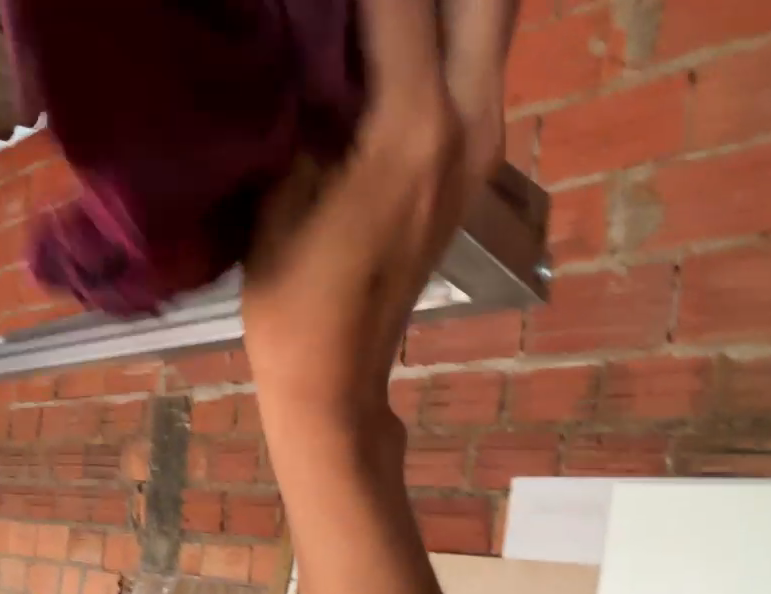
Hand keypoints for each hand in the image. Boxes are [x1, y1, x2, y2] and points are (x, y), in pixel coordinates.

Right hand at [242, 0, 508, 430]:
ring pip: (490, 27)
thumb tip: (317, 41)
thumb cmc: (291, 303)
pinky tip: (388, 50)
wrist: (335, 378)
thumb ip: (309, 107)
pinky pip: (475, 70)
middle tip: (365, 5)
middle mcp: (470, 122)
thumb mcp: (280, 199)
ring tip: (376, 19)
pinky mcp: (474, 168)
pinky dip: (442, 39)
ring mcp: (483, 147)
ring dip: (443, 8)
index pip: (403, 0)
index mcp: (414, 128)